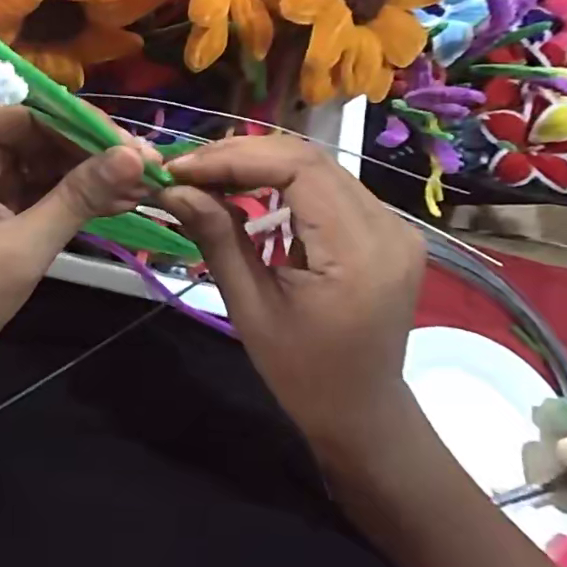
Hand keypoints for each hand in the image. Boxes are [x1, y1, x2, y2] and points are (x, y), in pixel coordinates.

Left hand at [0, 105, 152, 377]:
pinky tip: (123, 199)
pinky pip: (49, 188)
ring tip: (146, 184)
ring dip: (94, 173)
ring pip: (51, 162)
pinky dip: (82, 195)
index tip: (127, 140)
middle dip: (93, 150)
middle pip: (43, 135)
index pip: (26, 116)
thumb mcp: (25, 243)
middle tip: (147, 164)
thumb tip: (135, 157)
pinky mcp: (7, 206)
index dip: (79, 122)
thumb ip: (78, 196)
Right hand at [157, 136, 424, 447]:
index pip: (300, 169)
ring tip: (207, 174)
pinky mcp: (387, 229)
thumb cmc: (302, 373)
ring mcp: (395, 226)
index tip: (184, 168)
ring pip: (319, 166)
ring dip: (259, 163)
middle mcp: (388, 227)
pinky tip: (246, 187)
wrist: (361, 411)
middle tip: (187, 168)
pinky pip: (329, 186)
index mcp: (360, 253)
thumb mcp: (250, 309)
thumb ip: (216, 239)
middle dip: (242, 155)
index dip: (237, 158)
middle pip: (310, 159)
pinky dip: (282, 180)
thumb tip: (172, 189)